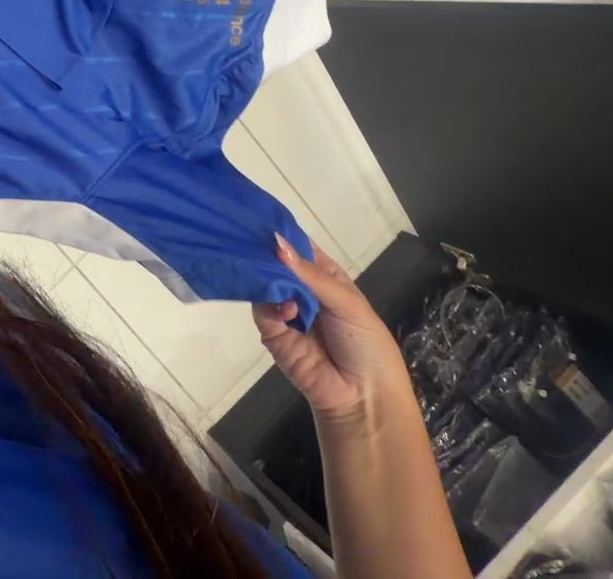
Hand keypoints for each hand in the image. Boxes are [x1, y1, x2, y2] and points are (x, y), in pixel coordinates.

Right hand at [253, 234, 410, 424]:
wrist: (363, 397)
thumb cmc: (367, 345)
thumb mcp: (348, 303)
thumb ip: (310, 274)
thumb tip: (276, 242)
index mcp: (324, 276)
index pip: (298, 247)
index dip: (282, 233)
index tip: (259, 215)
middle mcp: (300, 288)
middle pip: (275, 262)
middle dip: (263, 251)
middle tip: (246, 237)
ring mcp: (283, 309)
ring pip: (263, 282)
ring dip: (265, 277)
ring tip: (267, 274)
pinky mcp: (270, 330)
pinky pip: (261, 309)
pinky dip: (270, 305)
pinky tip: (287, 310)